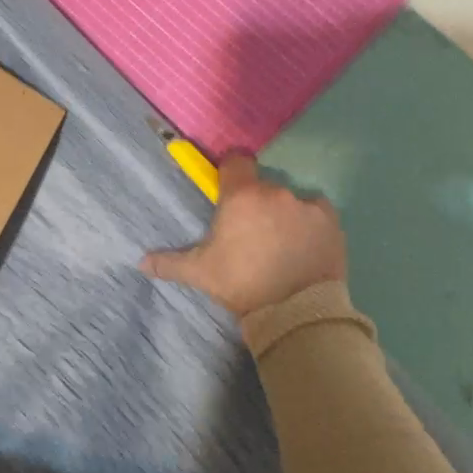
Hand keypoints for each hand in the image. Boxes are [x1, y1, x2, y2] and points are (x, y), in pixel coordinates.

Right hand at [141, 155, 346, 318]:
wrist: (295, 310)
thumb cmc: (241, 283)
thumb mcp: (200, 273)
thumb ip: (169, 263)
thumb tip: (140, 262)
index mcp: (241, 196)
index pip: (236, 161)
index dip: (230, 172)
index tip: (226, 190)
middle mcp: (275, 192)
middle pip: (262, 186)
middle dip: (255, 203)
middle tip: (249, 233)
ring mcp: (306, 205)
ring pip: (289, 200)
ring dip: (283, 214)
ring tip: (279, 244)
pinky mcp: (331, 221)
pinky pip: (316, 212)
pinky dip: (309, 223)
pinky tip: (303, 245)